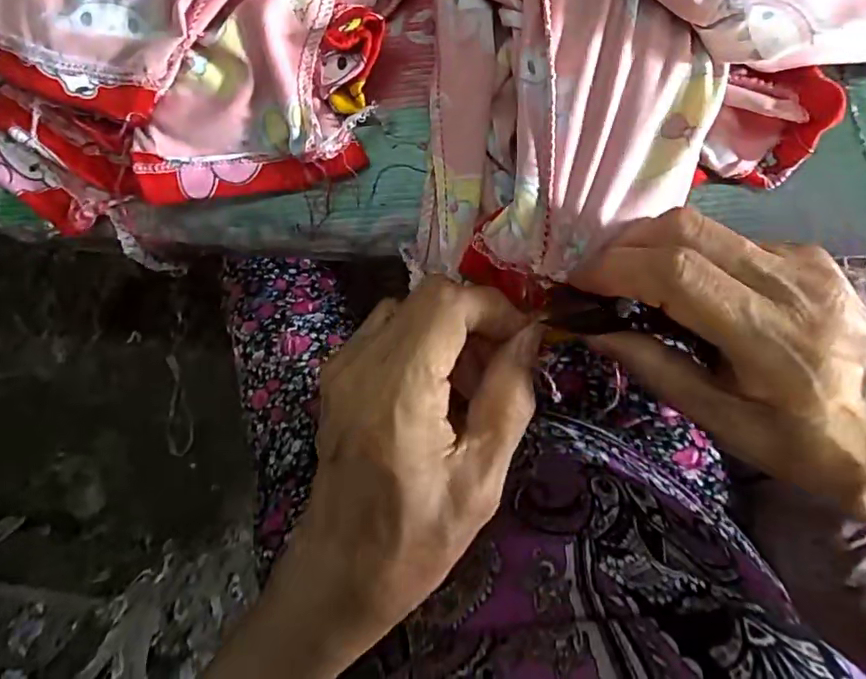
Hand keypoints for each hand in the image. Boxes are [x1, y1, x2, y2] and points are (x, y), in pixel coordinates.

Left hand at [208, 278, 542, 677]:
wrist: (338, 570)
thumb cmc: (416, 540)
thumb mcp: (481, 480)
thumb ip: (509, 397)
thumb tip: (529, 335)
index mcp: (397, 390)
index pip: (447, 301)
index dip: (493, 307)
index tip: (523, 340)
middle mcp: (361, 362)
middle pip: (429, 295)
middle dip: (475, 318)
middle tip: (501, 367)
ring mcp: (342, 362)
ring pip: (409, 308)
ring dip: (449, 330)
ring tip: (470, 387)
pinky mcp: (336, 370)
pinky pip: (387, 329)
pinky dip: (421, 341)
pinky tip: (435, 390)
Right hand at [572, 210, 865, 534]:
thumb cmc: (824, 456)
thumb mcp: (733, 429)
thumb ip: (659, 371)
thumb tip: (594, 333)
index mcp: (777, 340)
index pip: (677, 273)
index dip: (616, 268)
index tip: (578, 284)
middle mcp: (794, 285)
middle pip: (685, 230)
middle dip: (624, 245)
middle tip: (594, 276)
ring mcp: (807, 264)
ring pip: (704, 224)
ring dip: (651, 242)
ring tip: (627, 276)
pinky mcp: (812, 257)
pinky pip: (731, 237)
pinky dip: (688, 250)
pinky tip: (683, 283)